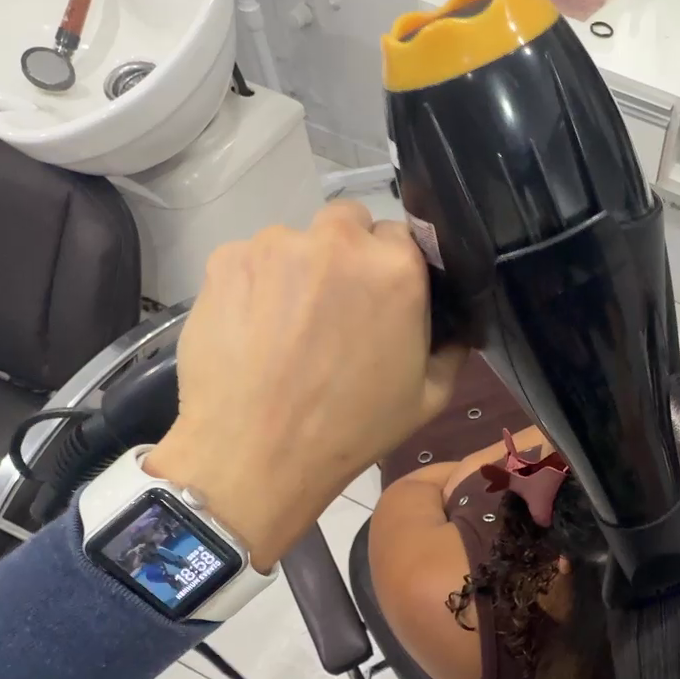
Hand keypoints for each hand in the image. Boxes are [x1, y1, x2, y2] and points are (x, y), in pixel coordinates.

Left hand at [145, 201, 466, 569]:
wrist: (256, 455)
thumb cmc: (352, 431)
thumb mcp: (428, 398)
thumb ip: (451, 349)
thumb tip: (454, 328)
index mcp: (396, 269)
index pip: (404, 236)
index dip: (396, 267)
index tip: (384, 299)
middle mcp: (337, 242)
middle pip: (350, 223)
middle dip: (349, 253)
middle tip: (337, 306)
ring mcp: (274, 246)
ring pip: (296, 241)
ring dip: (300, 269)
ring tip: (289, 326)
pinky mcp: (225, 260)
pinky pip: (252, 260)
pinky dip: (257, 285)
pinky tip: (255, 329)